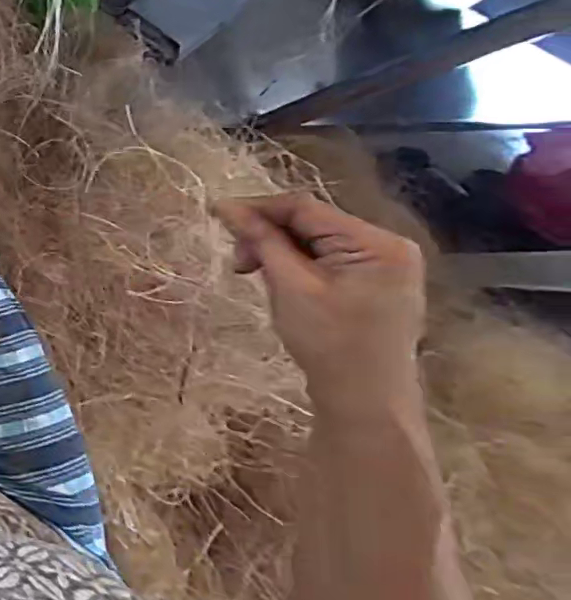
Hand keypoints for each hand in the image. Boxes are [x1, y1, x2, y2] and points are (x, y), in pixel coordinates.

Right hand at [215, 193, 426, 415]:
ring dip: (272, 248)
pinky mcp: (372, 278)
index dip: (254, 208)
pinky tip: (273, 276)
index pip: (302, 207)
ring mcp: (383, 263)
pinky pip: (321, 254)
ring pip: (309, 237)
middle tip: (236, 260)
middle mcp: (387, 246)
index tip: (213, 216)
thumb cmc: (328, 338)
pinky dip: (290, 260)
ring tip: (249, 271)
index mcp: (377, 244)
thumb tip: (223, 204)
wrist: (365, 394)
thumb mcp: (288, 283)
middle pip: (307, 221)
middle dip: (263, 233)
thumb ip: (260, 238)